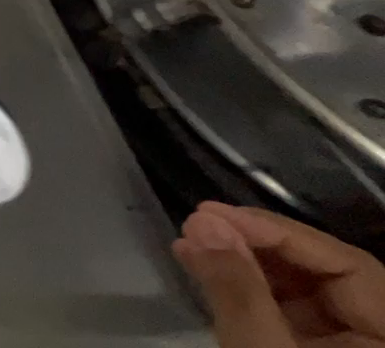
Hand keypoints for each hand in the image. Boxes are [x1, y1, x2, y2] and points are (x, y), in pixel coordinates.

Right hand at [173, 201, 384, 347]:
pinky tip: (202, 265)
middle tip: (197, 225)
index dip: (279, 233)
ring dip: (244, 261)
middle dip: (257, 244)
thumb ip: (239, 290)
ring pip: (305, 288)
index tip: (210, 213)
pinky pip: (293, 309)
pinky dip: (246, 285)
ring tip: (191, 244)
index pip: (349, 265)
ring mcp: (358, 343)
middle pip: (326, 273)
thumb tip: (201, 221)